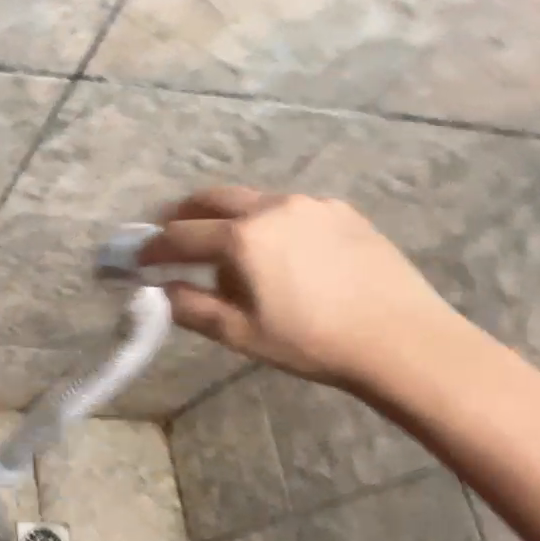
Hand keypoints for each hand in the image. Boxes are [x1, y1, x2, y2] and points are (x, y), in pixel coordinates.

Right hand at [141, 186, 467, 389]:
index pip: (179, 235)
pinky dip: (264, 220)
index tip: (137, 260)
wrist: (402, 340)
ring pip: (251, 200)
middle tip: (169, 237)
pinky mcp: (342, 211)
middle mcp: (272, 207)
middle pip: (211, 199)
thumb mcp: (238, 333)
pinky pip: (288, 208)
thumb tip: (161, 289)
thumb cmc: (310, 341)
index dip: (152, 248)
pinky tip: (274, 249)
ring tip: (222, 245)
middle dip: (182, 216)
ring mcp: (311, 205)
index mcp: (241, 237)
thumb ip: (190, 307)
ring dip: (224, 216)